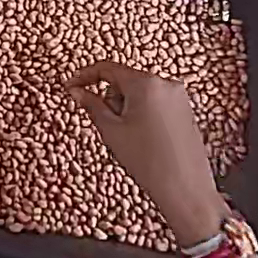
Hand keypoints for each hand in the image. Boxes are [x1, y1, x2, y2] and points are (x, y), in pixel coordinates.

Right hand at [65, 61, 225, 245]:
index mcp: (145, 84)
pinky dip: (143, 116)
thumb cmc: (150, 162)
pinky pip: (155, 104)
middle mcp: (166, 84)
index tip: (72, 85)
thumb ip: (91, 105)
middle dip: (111, 100)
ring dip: (127, 110)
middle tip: (110, 128)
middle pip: (125, 82)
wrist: (185, 188)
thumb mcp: (111, 131)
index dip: (85, 76)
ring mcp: (178, 97)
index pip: (108, 69)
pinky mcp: (185, 111)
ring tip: (131, 139)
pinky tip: (145, 141)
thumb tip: (77, 91)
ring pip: (140, 94)